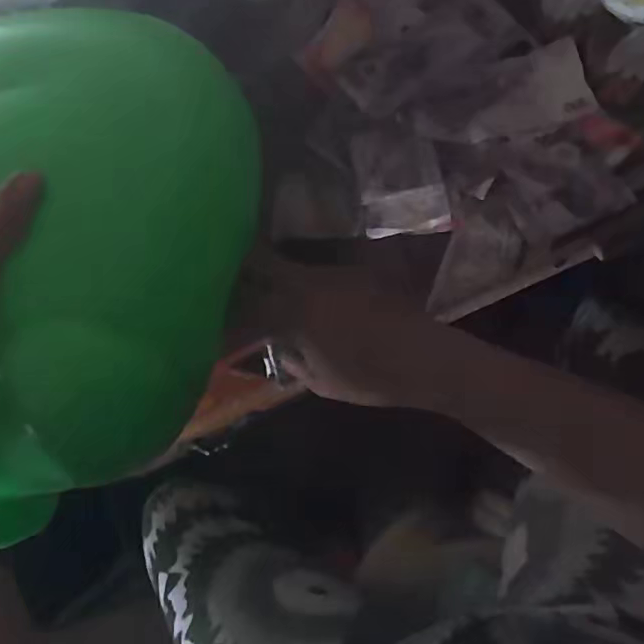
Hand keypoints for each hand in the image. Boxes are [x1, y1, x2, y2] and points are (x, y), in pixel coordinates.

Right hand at [239, 249, 449, 411]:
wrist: (425, 357)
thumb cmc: (369, 377)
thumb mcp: (321, 381)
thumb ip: (293, 361)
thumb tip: (281, 347)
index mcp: (292, 312)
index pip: (248, 301)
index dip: (229, 304)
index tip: (218, 307)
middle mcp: (306, 284)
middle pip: (262, 262)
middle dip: (243, 267)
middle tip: (229, 275)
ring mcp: (331, 274)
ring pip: (291, 266)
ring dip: (275, 272)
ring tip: (268, 285)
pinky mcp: (352, 272)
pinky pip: (318, 273)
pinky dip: (305, 282)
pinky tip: (311, 298)